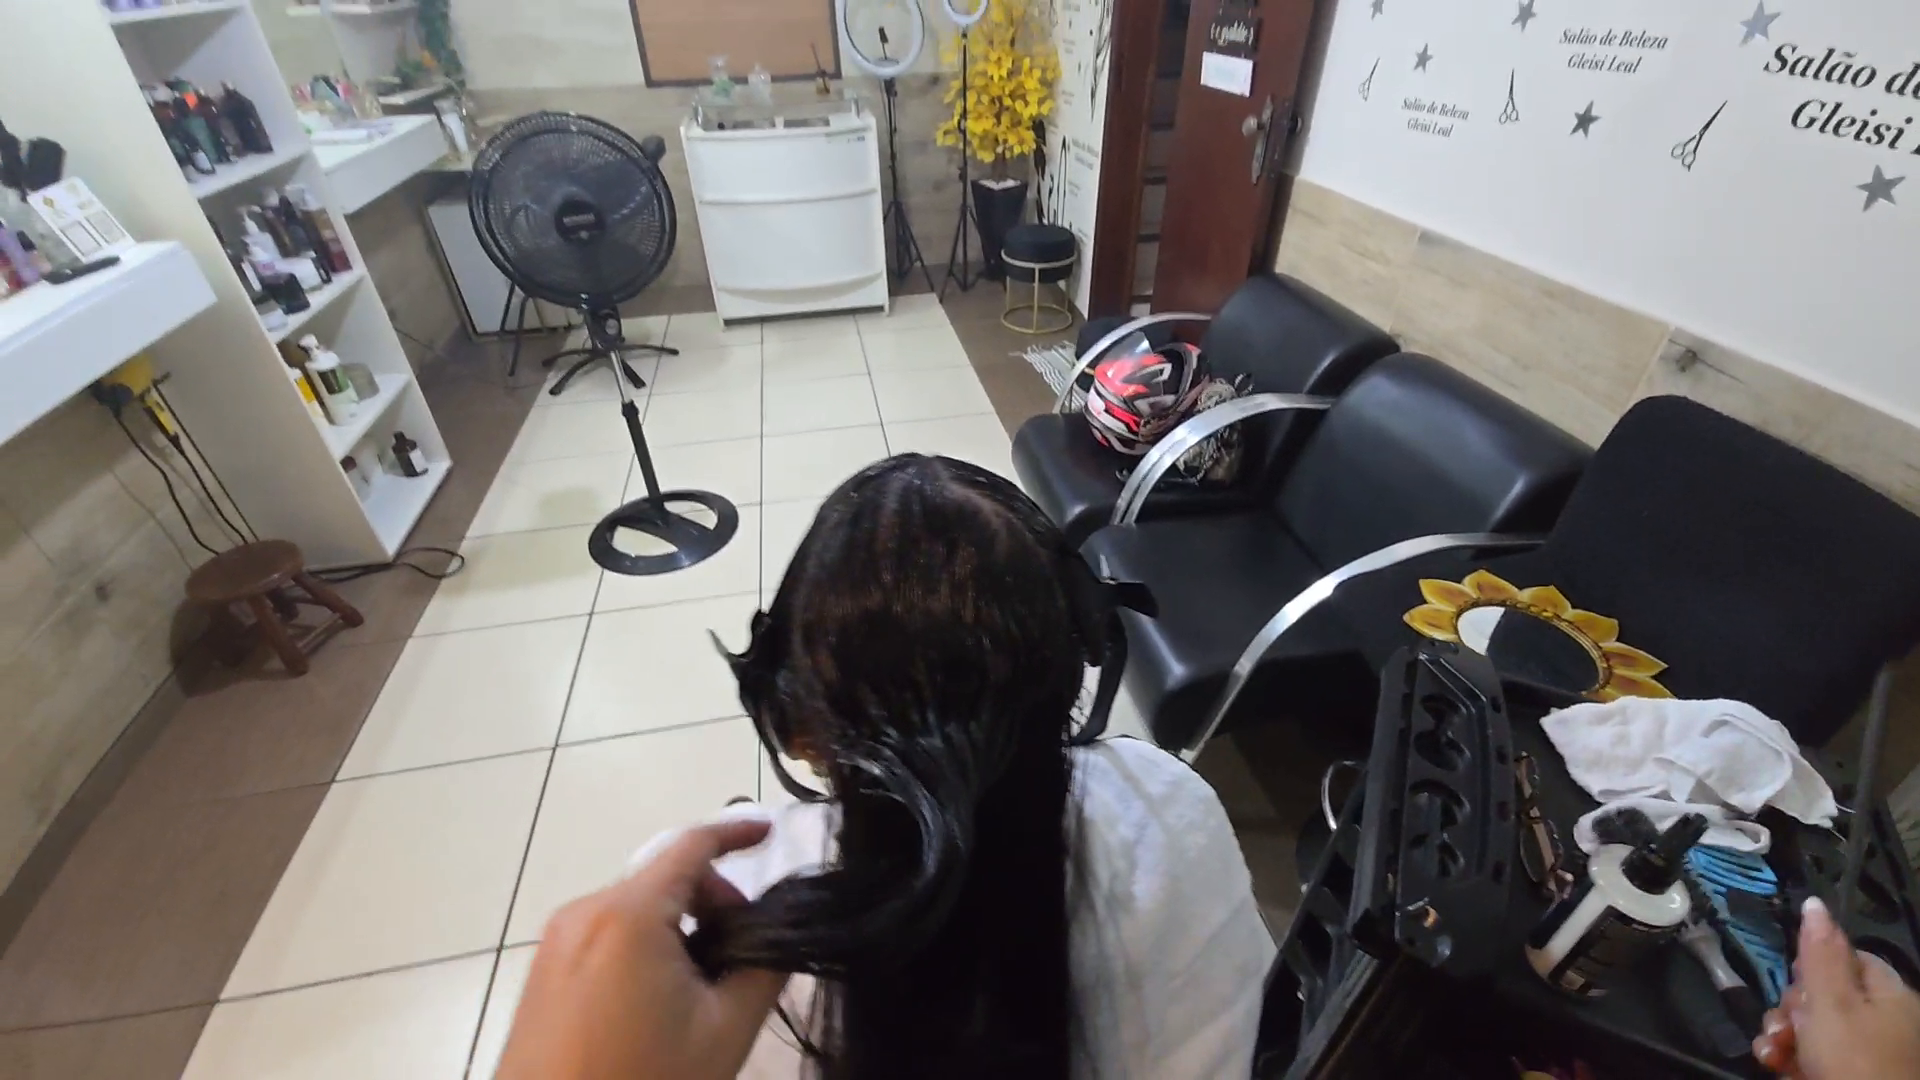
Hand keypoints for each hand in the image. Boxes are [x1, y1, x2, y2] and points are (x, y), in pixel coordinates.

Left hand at [496, 819, 785, 1079]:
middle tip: (742, 951)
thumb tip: (782, 931)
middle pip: (666, 876)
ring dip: (682, 923)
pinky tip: (661, 995)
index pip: (693, 845)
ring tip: (703, 981)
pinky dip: (648, 940)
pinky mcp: (542, 973)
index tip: (771, 833)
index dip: (737, 831)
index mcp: (628, 914)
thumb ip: (766, 965)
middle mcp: (584, 912)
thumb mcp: (724, 1029)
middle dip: (713, 899)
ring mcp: (556, 943)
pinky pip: (609, 931)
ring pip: (639, 904)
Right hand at [1752, 896, 1919, 1079]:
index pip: (1848, 955)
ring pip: (1810, 1021)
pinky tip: (1778, 1061)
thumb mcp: (1830, 1001)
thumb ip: (1819, 952)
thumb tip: (1815, 903)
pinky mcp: (1852, 1069)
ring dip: (1781, 1030)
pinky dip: (1789, 1052)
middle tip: (1784, 1023)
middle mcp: (1887, 1019)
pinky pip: (1813, 1047)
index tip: (1795, 979)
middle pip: (1822, 990)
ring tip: (1776, 1048)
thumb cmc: (1854, 1058)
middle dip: (1788, 1005)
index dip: (1813, 962)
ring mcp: (1870, 1047)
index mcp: (1892, 997)